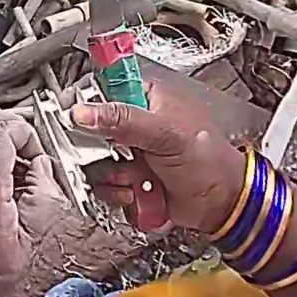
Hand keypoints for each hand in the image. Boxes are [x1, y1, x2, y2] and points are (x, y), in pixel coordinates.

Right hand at [71, 99, 247, 234]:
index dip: (82, 103)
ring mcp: (125, 151)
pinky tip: (137, 191)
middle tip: (116, 155)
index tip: (74, 119)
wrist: (223, 206)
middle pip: (87, 128)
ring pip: (91, 159)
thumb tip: (82, 111)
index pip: (98, 89)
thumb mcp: (166, 133)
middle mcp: (130, 123)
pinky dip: (117, 191)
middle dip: (99, 149)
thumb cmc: (209, 162)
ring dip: (112, 173)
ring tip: (136, 177)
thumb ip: (123, 119)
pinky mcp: (124, 176)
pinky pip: (102, 183)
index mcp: (142, 97)